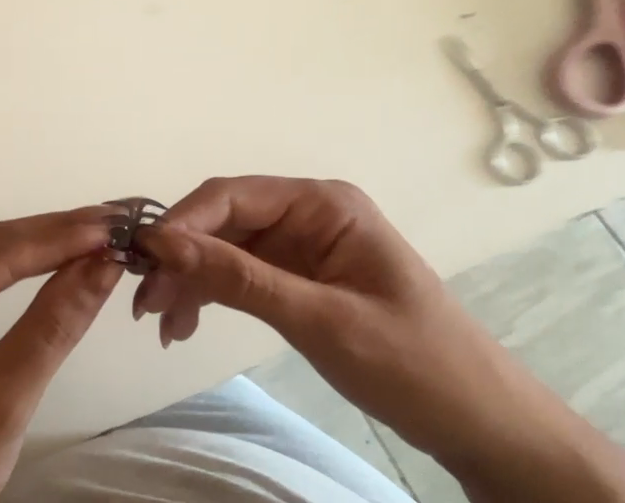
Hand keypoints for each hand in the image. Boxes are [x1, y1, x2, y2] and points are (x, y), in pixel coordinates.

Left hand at [0, 207, 121, 502]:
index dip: (58, 235)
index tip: (113, 225)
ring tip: (104, 232)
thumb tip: (104, 265)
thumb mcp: (7, 394)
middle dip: (56, 232)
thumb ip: (54, 324)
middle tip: (118, 221)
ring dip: (48, 245)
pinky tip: (67, 261)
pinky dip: (32, 269)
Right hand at [130, 177, 624, 502]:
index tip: (141, 258)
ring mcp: (300, 247)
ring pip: (221, 250)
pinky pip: (237, 276)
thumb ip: (239, 277)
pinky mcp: (296, 278)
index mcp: (322, 204)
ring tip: (160, 322)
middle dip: (179, 260)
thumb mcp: (321, 320)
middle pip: (220, 223)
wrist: (484, 428)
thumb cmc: (415, 365)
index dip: (181, 222)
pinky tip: (184, 325)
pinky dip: (207, 297)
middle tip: (144, 302)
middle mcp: (306, 215)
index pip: (230, 196)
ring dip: (187, 282)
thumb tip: (161, 241)